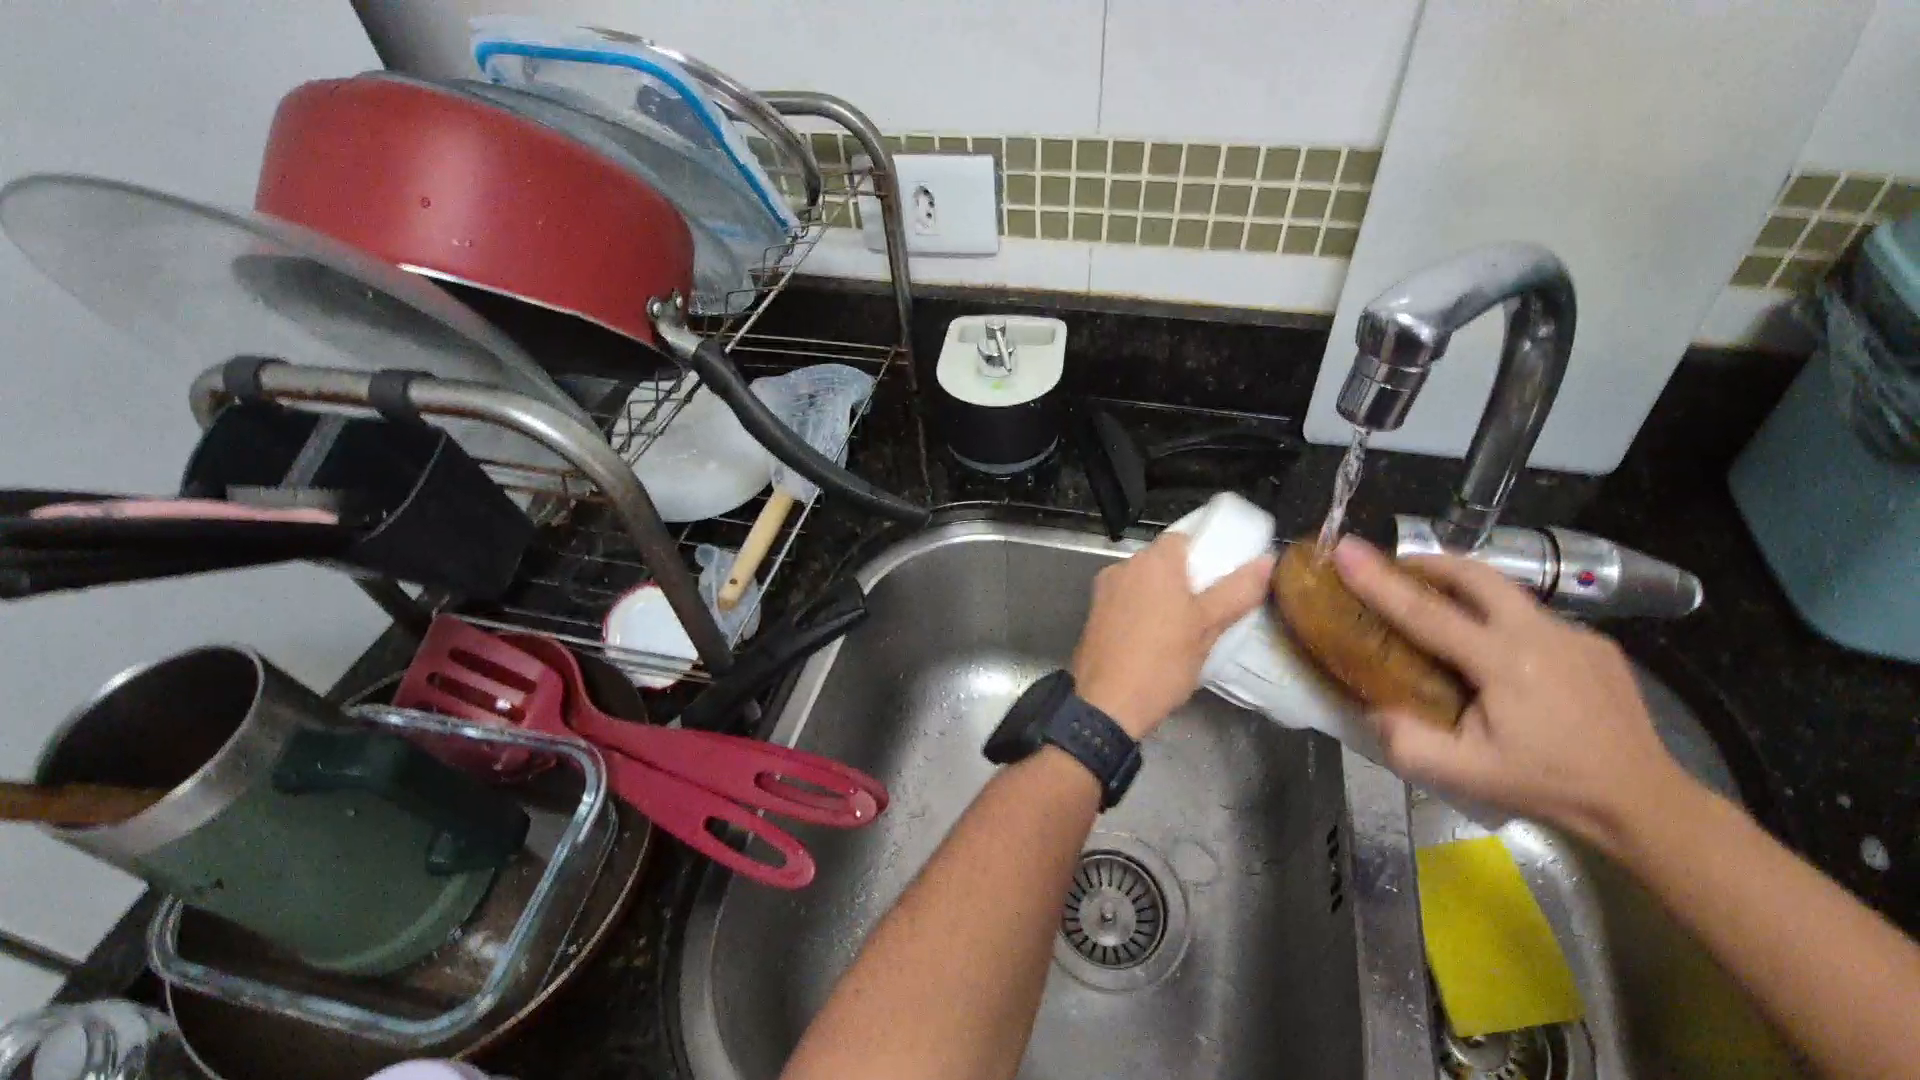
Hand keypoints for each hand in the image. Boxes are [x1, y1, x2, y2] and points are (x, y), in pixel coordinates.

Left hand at [1071, 532, 1274, 738]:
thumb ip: (1237, 591)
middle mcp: (1123, 567)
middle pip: (1163, 561)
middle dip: (1187, 580)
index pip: (1185, 538)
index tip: (1224, 579)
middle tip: (1212, 609)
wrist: (1106, 706)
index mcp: (1153, 561)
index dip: (1207, 555)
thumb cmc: (1161, 663)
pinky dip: (1143, 612)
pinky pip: (1127, 602)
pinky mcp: (1094, 616)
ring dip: (1164, 598)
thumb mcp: (1208, 628)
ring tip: (1187, 629)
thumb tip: (1266, 561)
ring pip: (1144, 584)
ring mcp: (1104, 591)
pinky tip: (1158, 640)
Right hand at [1329, 537, 1693, 851]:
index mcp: (1505, 663)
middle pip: (1475, 575)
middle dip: (1429, 563)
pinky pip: (1535, 619)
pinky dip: (1501, 621)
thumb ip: (1407, 741)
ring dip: (1465, 591)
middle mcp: (1541, 634)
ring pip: (1507, 594)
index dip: (1379, 580)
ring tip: (1438, 608)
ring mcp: (1575, 634)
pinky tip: (1497, 655)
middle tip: (1395, 569)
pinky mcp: (1596, 644)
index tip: (1345, 549)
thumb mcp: (1464, 776)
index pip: (1427, 611)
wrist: (1642, 801)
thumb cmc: (1546, 785)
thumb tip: (1372, 708)